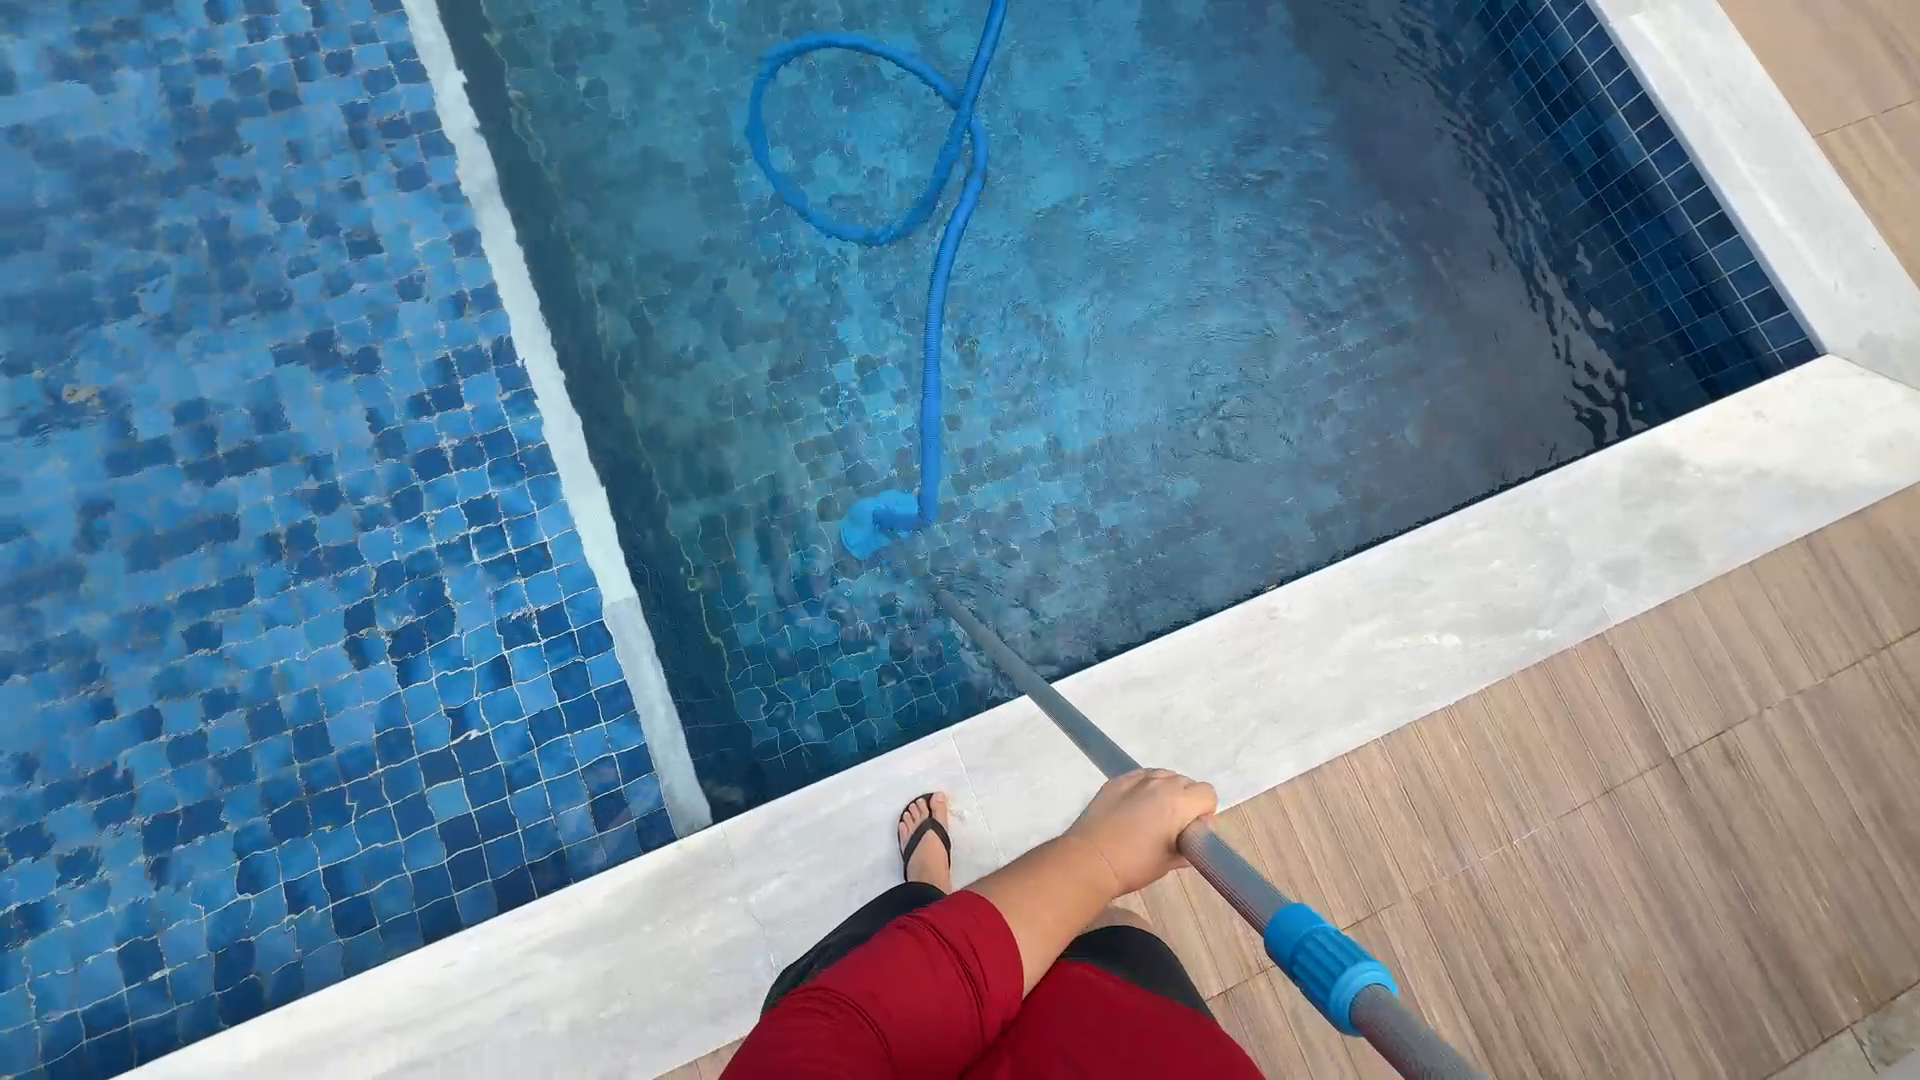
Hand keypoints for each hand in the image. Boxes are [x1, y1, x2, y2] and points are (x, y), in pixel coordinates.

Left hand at [1063, 769, 1217, 896]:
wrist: (1091, 859)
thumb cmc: (1134, 865)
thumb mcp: (1171, 860)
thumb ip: (1190, 844)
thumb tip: (1192, 836)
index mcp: (1177, 802)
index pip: (1207, 793)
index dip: (1204, 812)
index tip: (1191, 830)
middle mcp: (1159, 783)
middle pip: (1186, 782)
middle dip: (1186, 801)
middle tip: (1173, 826)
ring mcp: (1135, 778)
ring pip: (1163, 775)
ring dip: (1165, 791)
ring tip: (1152, 815)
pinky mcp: (1116, 780)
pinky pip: (1141, 776)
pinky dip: (1144, 787)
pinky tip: (1134, 807)